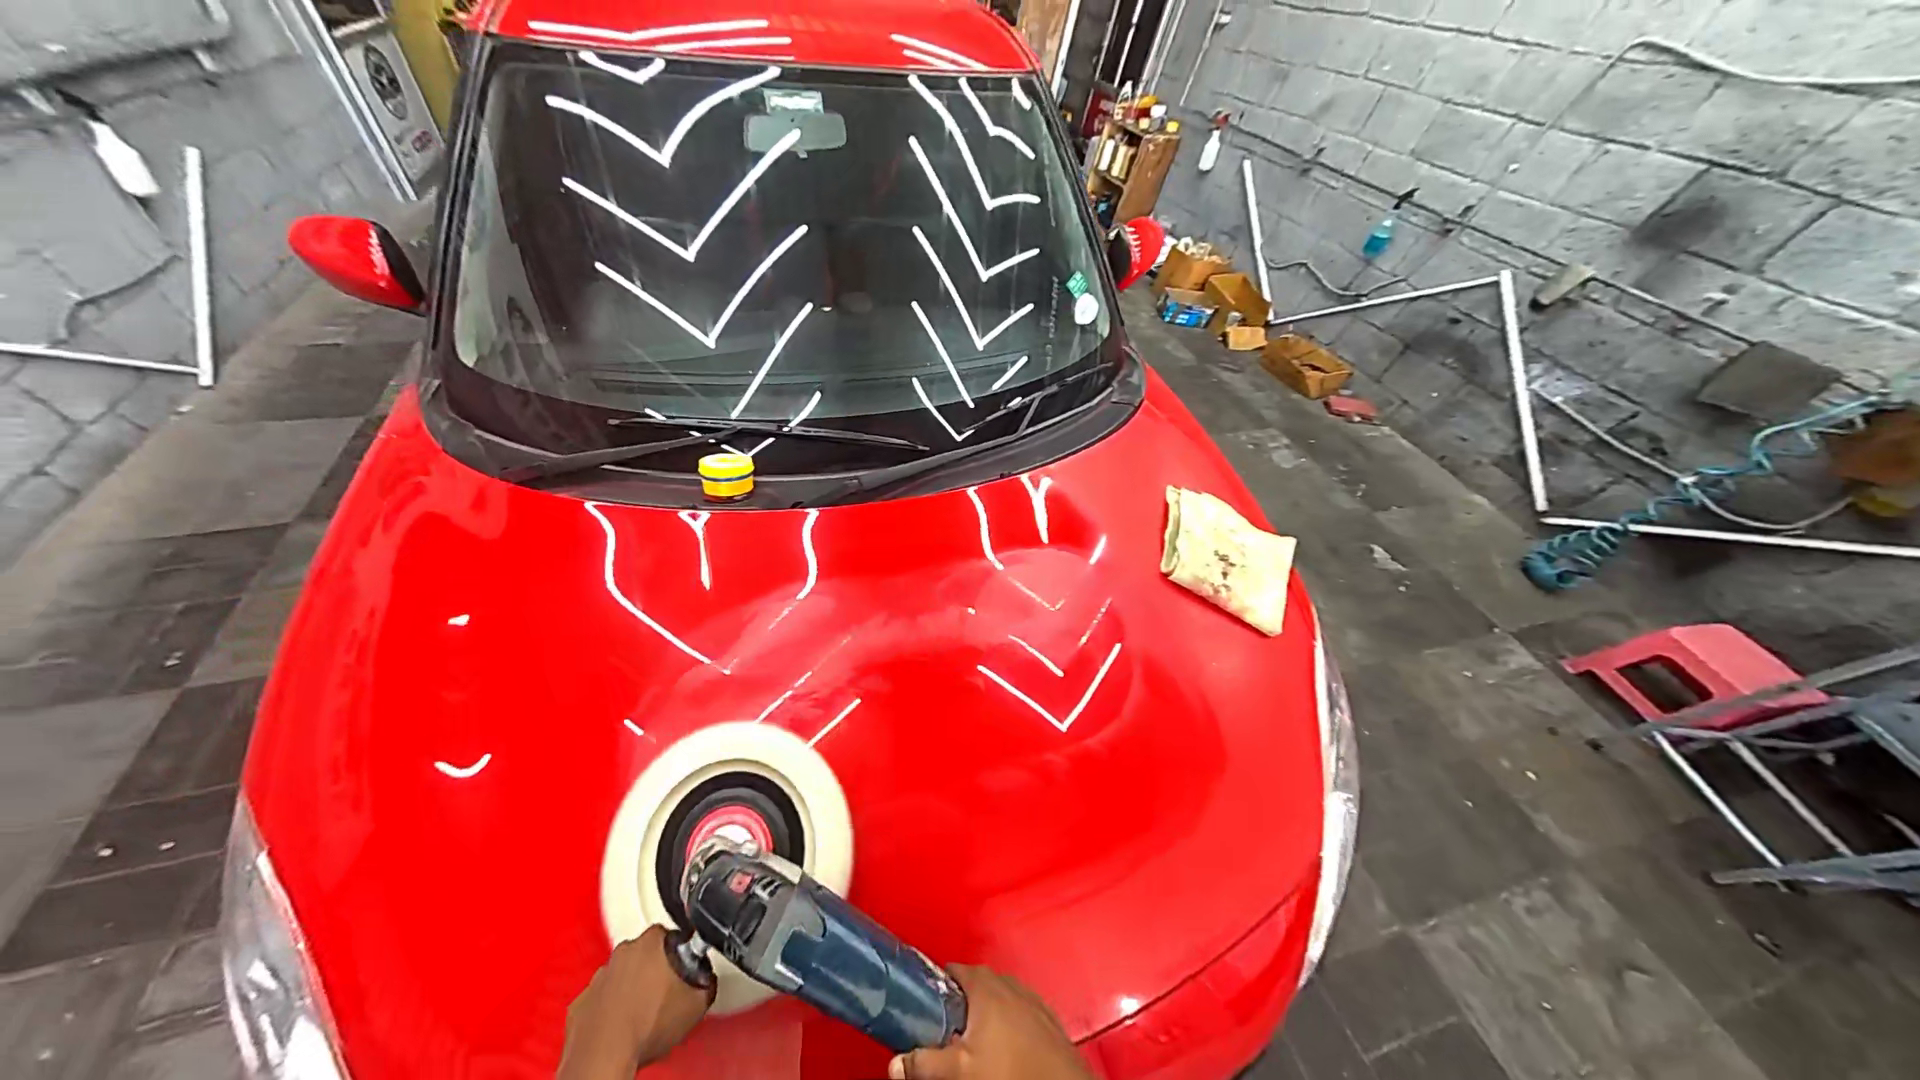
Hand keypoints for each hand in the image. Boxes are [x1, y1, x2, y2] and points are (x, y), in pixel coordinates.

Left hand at [557, 925, 714, 1079]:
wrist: (603, 1061)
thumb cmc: (644, 1028)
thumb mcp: (696, 1004)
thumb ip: (706, 982)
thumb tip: (707, 982)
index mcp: (651, 943)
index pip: (673, 935)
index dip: (681, 954)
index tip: (684, 970)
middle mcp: (622, 953)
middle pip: (646, 953)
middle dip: (656, 969)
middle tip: (667, 994)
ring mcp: (598, 978)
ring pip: (622, 975)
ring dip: (631, 989)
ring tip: (643, 1016)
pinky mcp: (580, 1003)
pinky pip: (601, 999)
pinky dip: (610, 1009)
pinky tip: (621, 1026)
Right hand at [889, 966, 1095, 1079]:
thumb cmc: (1011, 1071)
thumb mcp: (960, 1070)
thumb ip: (925, 1063)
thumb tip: (896, 1063)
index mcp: (984, 984)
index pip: (952, 970)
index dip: (936, 986)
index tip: (925, 1003)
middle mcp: (1007, 981)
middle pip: (974, 983)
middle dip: (959, 1003)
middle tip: (945, 1029)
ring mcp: (1029, 996)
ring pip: (997, 996)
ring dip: (984, 1012)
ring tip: (974, 1041)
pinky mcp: (1045, 1015)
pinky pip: (1017, 1010)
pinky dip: (1007, 1021)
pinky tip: (1004, 1047)